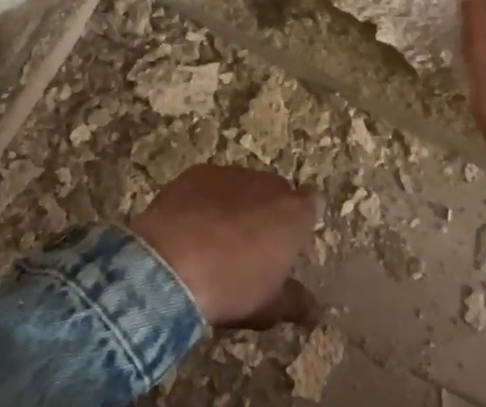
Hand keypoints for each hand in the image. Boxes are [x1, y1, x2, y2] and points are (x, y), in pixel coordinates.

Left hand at [129, 164, 320, 328]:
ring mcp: (230, 174)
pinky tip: (189, 228)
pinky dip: (205, 201)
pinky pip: (209, 185)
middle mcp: (267, 184)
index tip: (288, 241)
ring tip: (215, 240)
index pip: (311, 203)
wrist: (170, 265)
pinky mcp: (196, 172)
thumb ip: (295, 303)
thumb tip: (316, 312)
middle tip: (251, 247)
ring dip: (236, 205)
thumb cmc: (231, 286)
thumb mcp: (268, 306)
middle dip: (268, 213)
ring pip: (241, 187)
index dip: (300, 220)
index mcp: (293, 213)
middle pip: (275, 193)